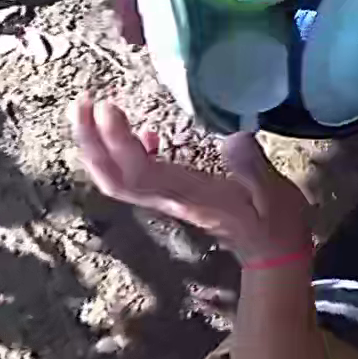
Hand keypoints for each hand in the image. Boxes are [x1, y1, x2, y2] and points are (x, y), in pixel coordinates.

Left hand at [70, 95, 313, 266]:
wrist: (271, 255)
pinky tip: (144, 134)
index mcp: (192, 196)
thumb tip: (234, 136)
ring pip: (119, 179)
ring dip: (99, 147)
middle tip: (82, 102)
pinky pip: (135, 179)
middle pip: (115, 177)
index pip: (141, 172)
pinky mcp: (174, 198)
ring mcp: (169, 200)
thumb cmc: (275, 223)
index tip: (108, 107)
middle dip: (92, 142)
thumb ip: (253, 167)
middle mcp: (171, 199)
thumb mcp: (274, 194)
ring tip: (94, 111)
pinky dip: (124, 155)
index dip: (119, 141)